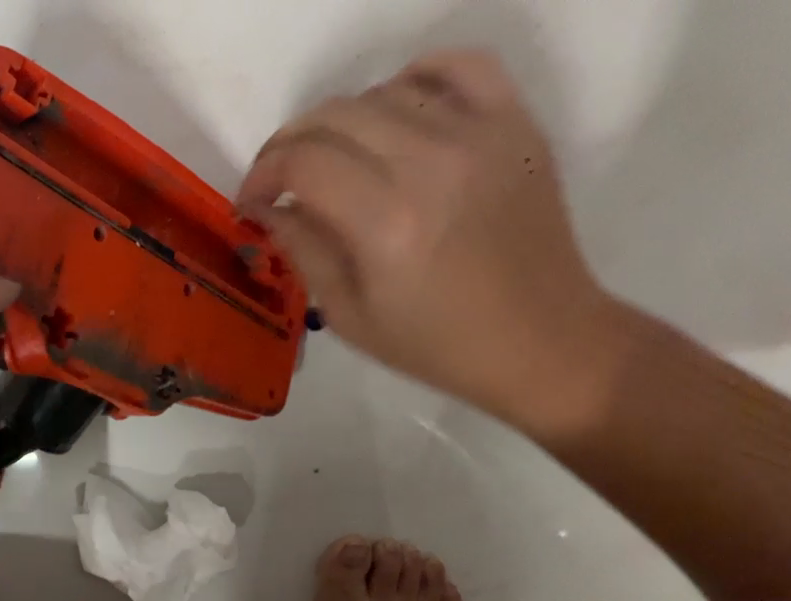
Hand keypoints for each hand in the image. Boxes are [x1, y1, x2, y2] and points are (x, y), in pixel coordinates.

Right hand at [239, 51, 622, 422]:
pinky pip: (460, 67)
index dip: (261, 174)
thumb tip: (265, 208)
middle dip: (289, 145)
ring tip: (336, 160)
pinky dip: (417, 77)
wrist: (539, 338)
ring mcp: (478, 136)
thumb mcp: (348, 314)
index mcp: (384, 222)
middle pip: (334, 116)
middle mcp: (429, 164)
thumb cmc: (433, 342)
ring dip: (343, 122)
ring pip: (384, 91)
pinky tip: (396, 110)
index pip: (302, 161)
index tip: (251, 202)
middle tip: (279, 181)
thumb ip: (303, 250)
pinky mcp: (514, 125)